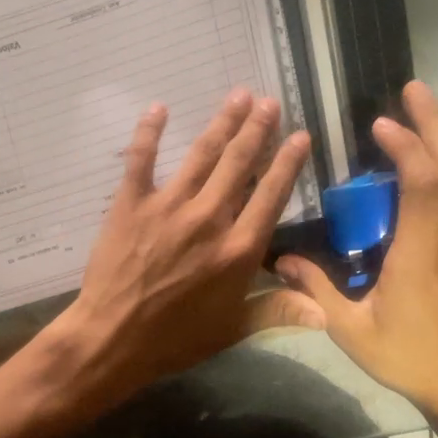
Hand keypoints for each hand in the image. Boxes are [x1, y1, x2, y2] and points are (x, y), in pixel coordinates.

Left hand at [52, 88, 314, 401]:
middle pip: (239, 163)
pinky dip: (149, 132)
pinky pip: (141, 159)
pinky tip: (158, 108)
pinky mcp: (130, 206)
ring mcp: (168, 208)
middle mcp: (209, 218)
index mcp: (239, 249)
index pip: (271, 195)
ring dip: (222, 122)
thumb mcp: (233, 330)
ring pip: (201, 154)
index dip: (287, 163)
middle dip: (257, 129)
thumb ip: (278, 311)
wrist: (113, 340)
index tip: (300, 136)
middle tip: (268, 103)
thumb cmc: (175, 341)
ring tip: (238, 96)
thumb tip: (324, 314)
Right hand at [273, 82, 437, 437]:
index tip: (378, 123)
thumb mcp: (350, 330)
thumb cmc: (407, 357)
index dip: (406, 144)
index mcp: (421, 253)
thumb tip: (281, 262)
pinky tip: (411, 171)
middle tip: (411, 88)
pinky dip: (436, 170)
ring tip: (410, 117)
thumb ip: (316, 292)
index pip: (423, 181)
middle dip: (435, 120)